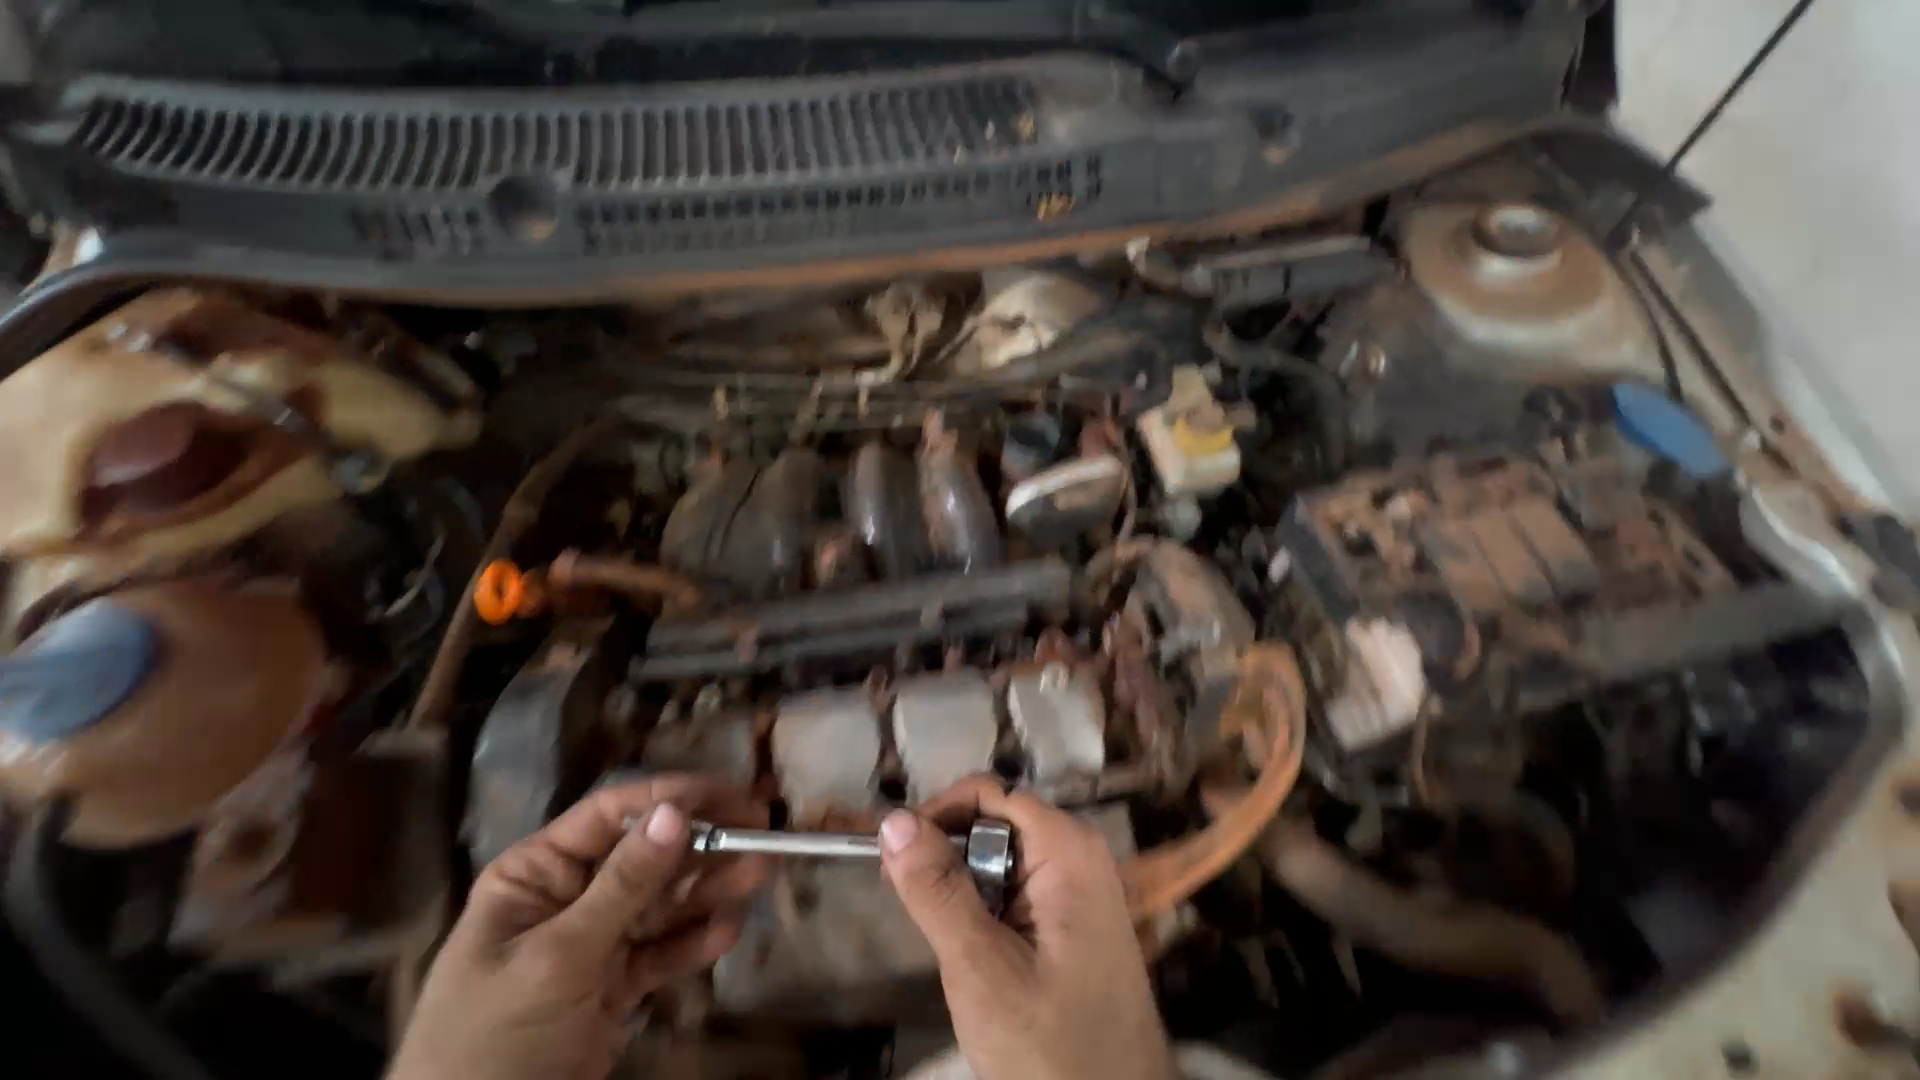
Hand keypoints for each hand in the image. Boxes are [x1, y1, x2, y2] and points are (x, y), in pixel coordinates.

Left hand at [388, 776, 772, 1079]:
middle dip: (703, 845)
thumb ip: (623, 885)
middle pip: (647, 855)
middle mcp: (570, 895)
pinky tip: (727, 932)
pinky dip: (695, 941)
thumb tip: (676, 811)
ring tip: (758, 876)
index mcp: (538, 872)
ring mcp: (596, 941)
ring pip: (665, 901)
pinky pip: (665, 950)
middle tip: (761, 834)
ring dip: (710, 889)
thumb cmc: (493, 1038)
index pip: (610, 815)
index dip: (671, 798)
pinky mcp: (617, 984)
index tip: (729, 794)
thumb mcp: (558, 956)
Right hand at [879, 777, 1174, 1079]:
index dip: (936, 815)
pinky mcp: (1074, 917)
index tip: (894, 860)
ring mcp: (1080, 885)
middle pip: (994, 822)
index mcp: (1067, 846)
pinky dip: (987, 910)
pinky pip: (1017, 888)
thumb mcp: (982, 968)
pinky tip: (982, 955)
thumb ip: (937, 891)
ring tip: (955, 945)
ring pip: (1000, 858)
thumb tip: (892, 821)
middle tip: (921, 914)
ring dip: (965, 889)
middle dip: (950, 857)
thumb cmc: (1052, 1046)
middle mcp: (1078, 852)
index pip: (987, 793)